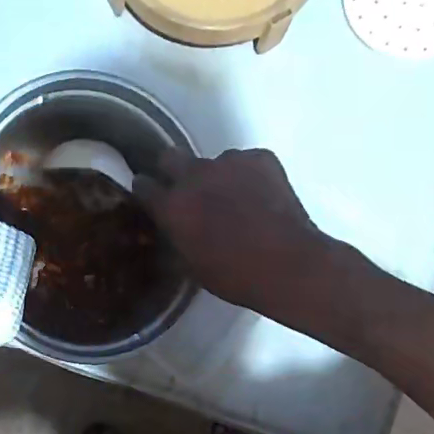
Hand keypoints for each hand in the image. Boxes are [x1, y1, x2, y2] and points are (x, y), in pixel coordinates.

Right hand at [135, 148, 340, 322]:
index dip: (146, 191)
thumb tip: (172, 230)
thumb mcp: (191, 265)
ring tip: (236, 199)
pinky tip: (261, 197)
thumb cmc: (235, 276)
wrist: (289, 265)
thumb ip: (176, 238)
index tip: (151, 197)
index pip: (143, 186)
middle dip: (173, 170)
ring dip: (217, 176)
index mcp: (172, 206)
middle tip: (188, 191)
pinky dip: (248, 175)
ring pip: (213, 161)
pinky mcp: (261, 158)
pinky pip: (246, 162)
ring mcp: (229, 162)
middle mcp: (194, 175)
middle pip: (170, 157)